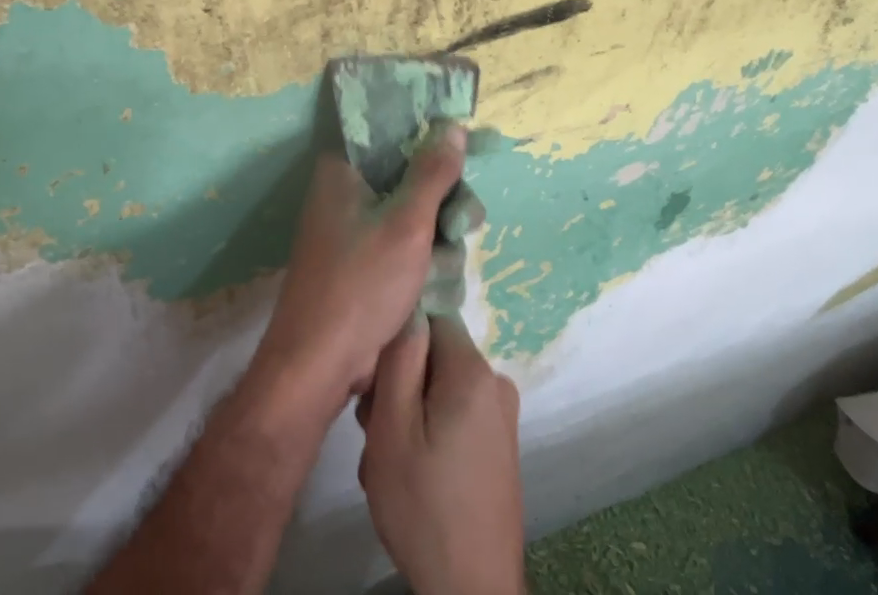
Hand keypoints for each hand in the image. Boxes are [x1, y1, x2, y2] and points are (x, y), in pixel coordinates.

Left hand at [250, 123, 467, 405]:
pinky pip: (415, 255)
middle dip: (446, 214)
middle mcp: (351, 195)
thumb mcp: (406, 223)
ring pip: (426, 224)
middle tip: (458, 230)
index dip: (438, 151)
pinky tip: (429, 296)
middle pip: (421, 184)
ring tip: (431, 280)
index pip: (400, 139)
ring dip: (439, 252)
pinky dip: (427, 274)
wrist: (321, 362)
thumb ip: (433, 172)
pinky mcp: (372, 267)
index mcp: (345, 171)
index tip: (466, 166)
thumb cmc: (359, 284)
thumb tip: (452, 125)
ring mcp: (362, 233)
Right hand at [358, 314, 524, 594]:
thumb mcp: (392, 428)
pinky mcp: (499, 446)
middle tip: (378, 432)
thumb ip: (399, 361)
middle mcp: (496, 384)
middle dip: (398, 386)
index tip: (376, 385)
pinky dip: (428, 435)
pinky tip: (413, 473)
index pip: (429, 320)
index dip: (396, 347)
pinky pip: (454, 416)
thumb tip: (407, 310)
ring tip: (391, 460)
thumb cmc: (423, 505)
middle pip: (433, 357)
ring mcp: (501, 417)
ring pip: (438, 390)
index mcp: (474, 372)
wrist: (470, 585)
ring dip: (408, 415)